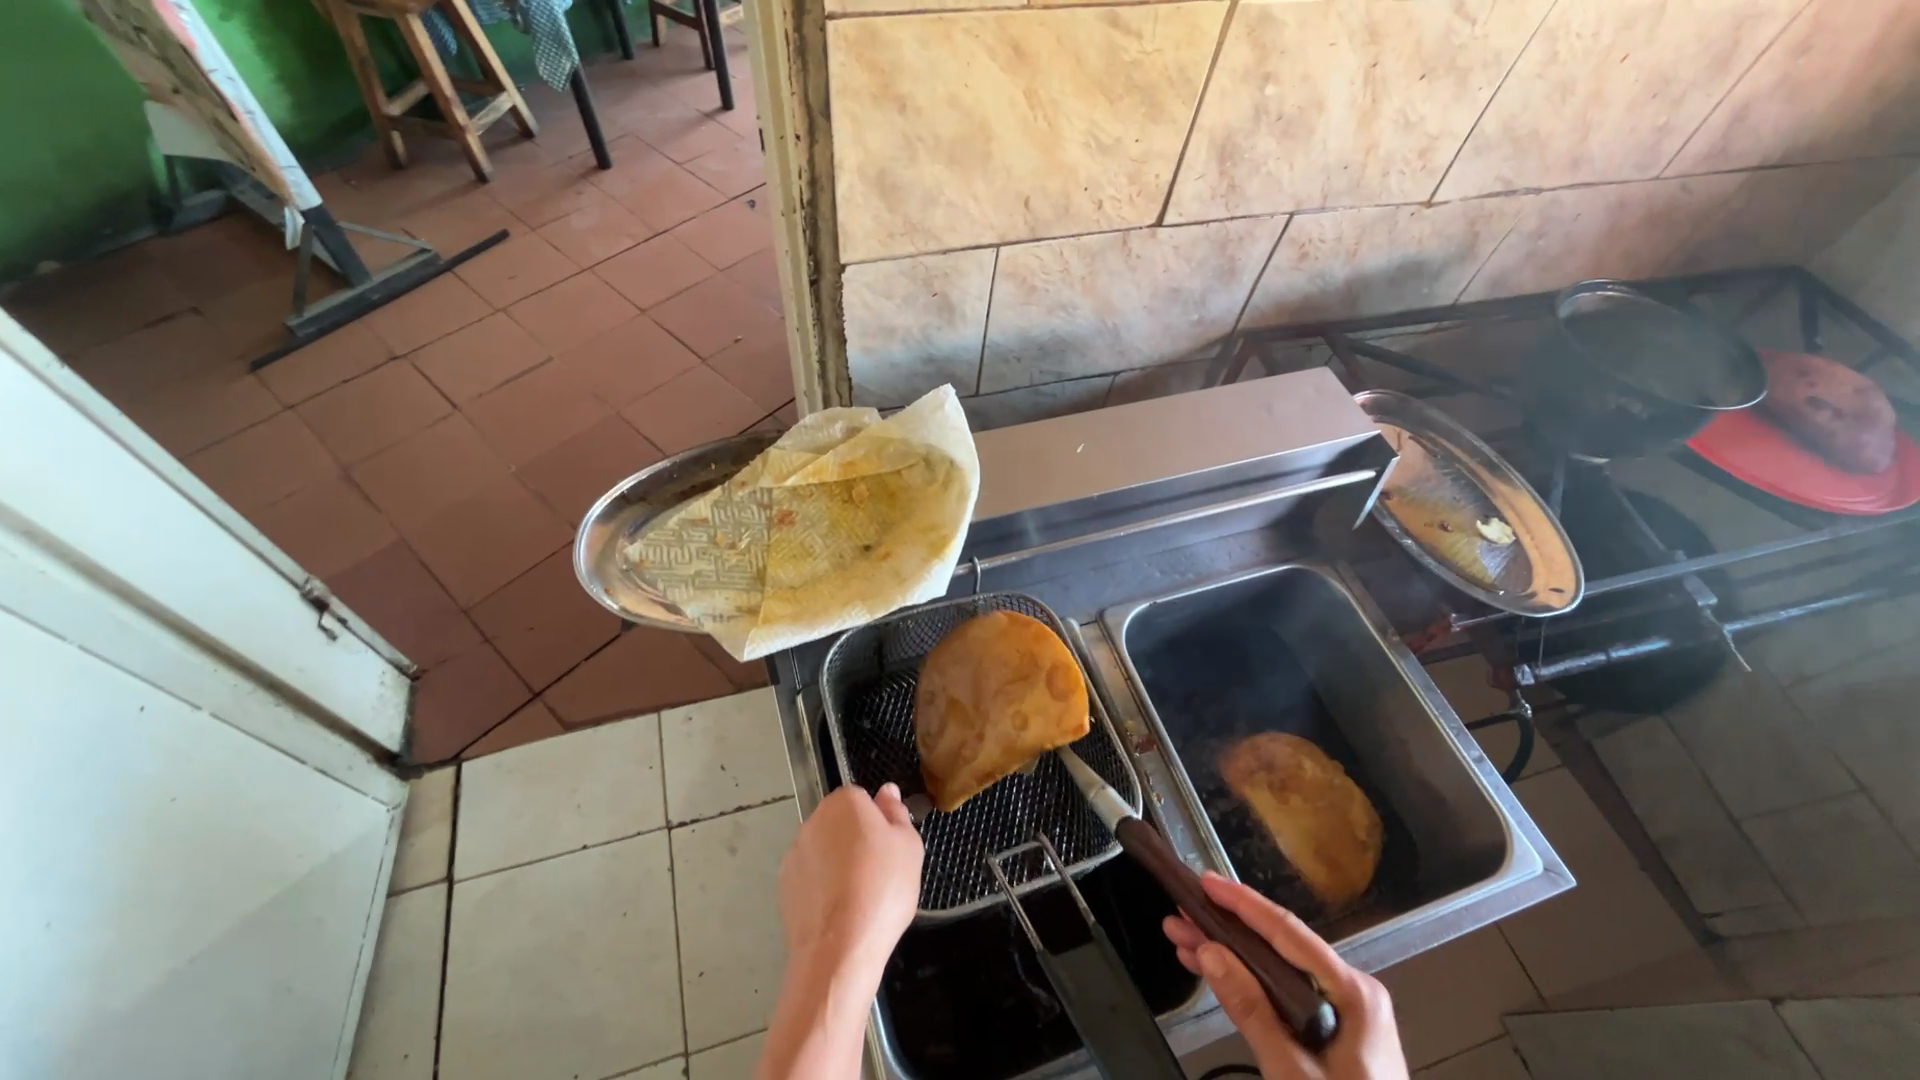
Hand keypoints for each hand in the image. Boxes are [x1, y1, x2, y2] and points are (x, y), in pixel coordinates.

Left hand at [778, 782, 924, 973]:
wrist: (840, 947)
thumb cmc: (883, 887)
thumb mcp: (908, 846)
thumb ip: (896, 814)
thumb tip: (887, 792)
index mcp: (844, 803)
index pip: (862, 799)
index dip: (878, 821)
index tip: (890, 846)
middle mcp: (813, 820)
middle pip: (841, 823)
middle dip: (857, 840)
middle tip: (880, 871)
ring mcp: (794, 854)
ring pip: (824, 851)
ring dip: (838, 864)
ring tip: (860, 896)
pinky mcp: (784, 885)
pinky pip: (811, 878)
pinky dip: (823, 888)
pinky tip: (840, 911)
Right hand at [1163, 874, 1407, 1079]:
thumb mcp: (1293, 1072)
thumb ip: (1252, 1010)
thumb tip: (1211, 951)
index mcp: (1354, 993)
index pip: (1289, 933)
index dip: (1243, 903)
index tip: (1206, 882)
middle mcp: (1351, 991)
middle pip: (1279, 946)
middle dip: (1224, 928)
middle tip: (1179, 912)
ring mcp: (1342, 1010)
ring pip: (1275, 968)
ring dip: (1228, 954)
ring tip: (1181, 937)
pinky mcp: (1332, 1030)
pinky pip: (1281, 992)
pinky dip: (1246, 981)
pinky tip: (1211, 969)